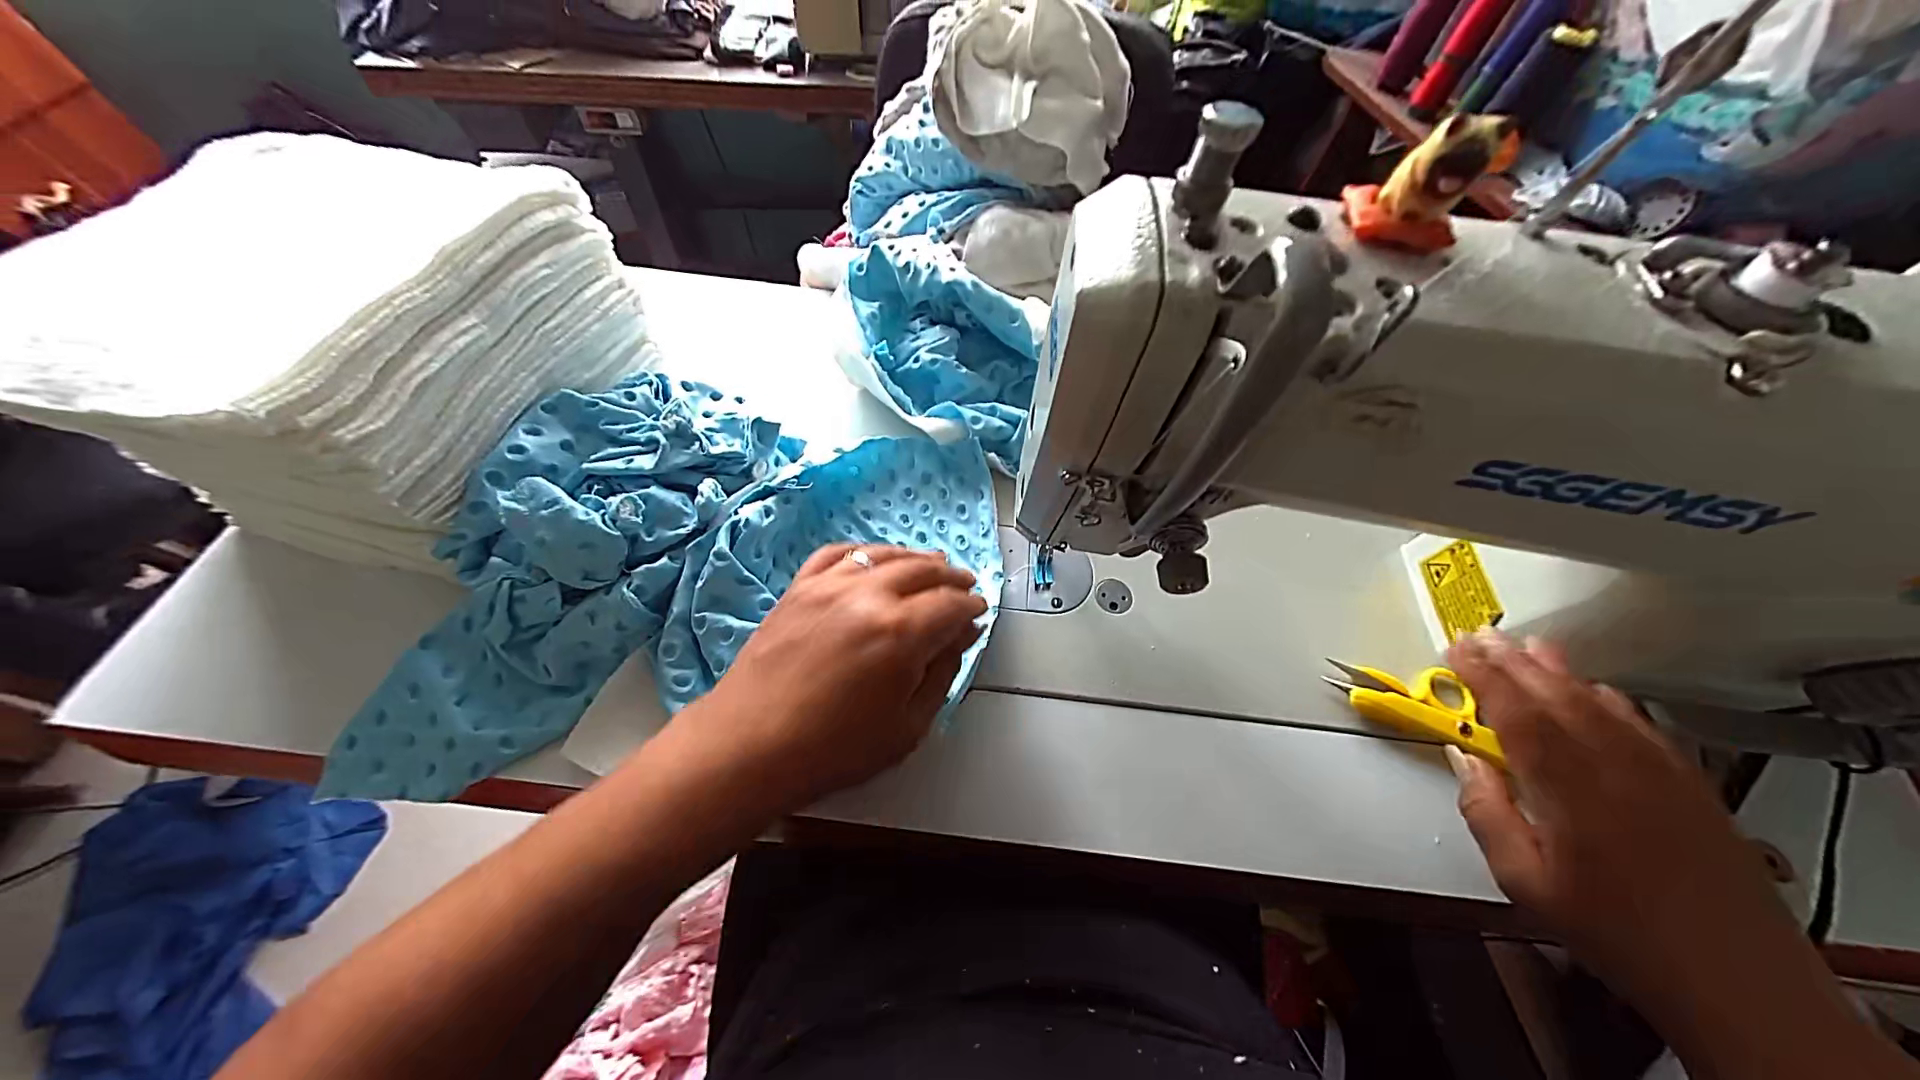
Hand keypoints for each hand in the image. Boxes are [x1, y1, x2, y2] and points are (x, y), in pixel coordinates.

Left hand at [674, 543, 986, 811]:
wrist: (748, 745)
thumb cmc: (832, 749)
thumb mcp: (907, 727)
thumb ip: (941, 674)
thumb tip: (960, 637)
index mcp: (900, 632)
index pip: (951, 604)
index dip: (971, 607)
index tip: (978, 612)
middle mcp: (867, 596)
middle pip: (922, 570)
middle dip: (950, 576)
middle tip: (963, 584)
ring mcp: (828, 585)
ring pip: (882, 555)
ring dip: (913, 558)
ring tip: (930, 563)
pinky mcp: (799, 588)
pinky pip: (838, 554)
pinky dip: (864, 552)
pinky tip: (873, 560)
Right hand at [1443, 631, 1908, 1078]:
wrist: (1736, 980)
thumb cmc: (1615, 931)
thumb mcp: (1525, 880)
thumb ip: (1486, 812)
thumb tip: (1462, 759)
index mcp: (1569, 790)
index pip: (1517, 712)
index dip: (1482, 675)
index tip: (1456, 649)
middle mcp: (1617, 768)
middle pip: (1557, 698)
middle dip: (1513, 662)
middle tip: (1479, 635)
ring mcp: (1661, 774)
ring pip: (1600, 704)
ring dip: (1558, 671)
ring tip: (1526, 645)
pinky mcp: (1691, 785)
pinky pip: (1641, 724)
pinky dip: (1608, 698)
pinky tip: (1594, 688)